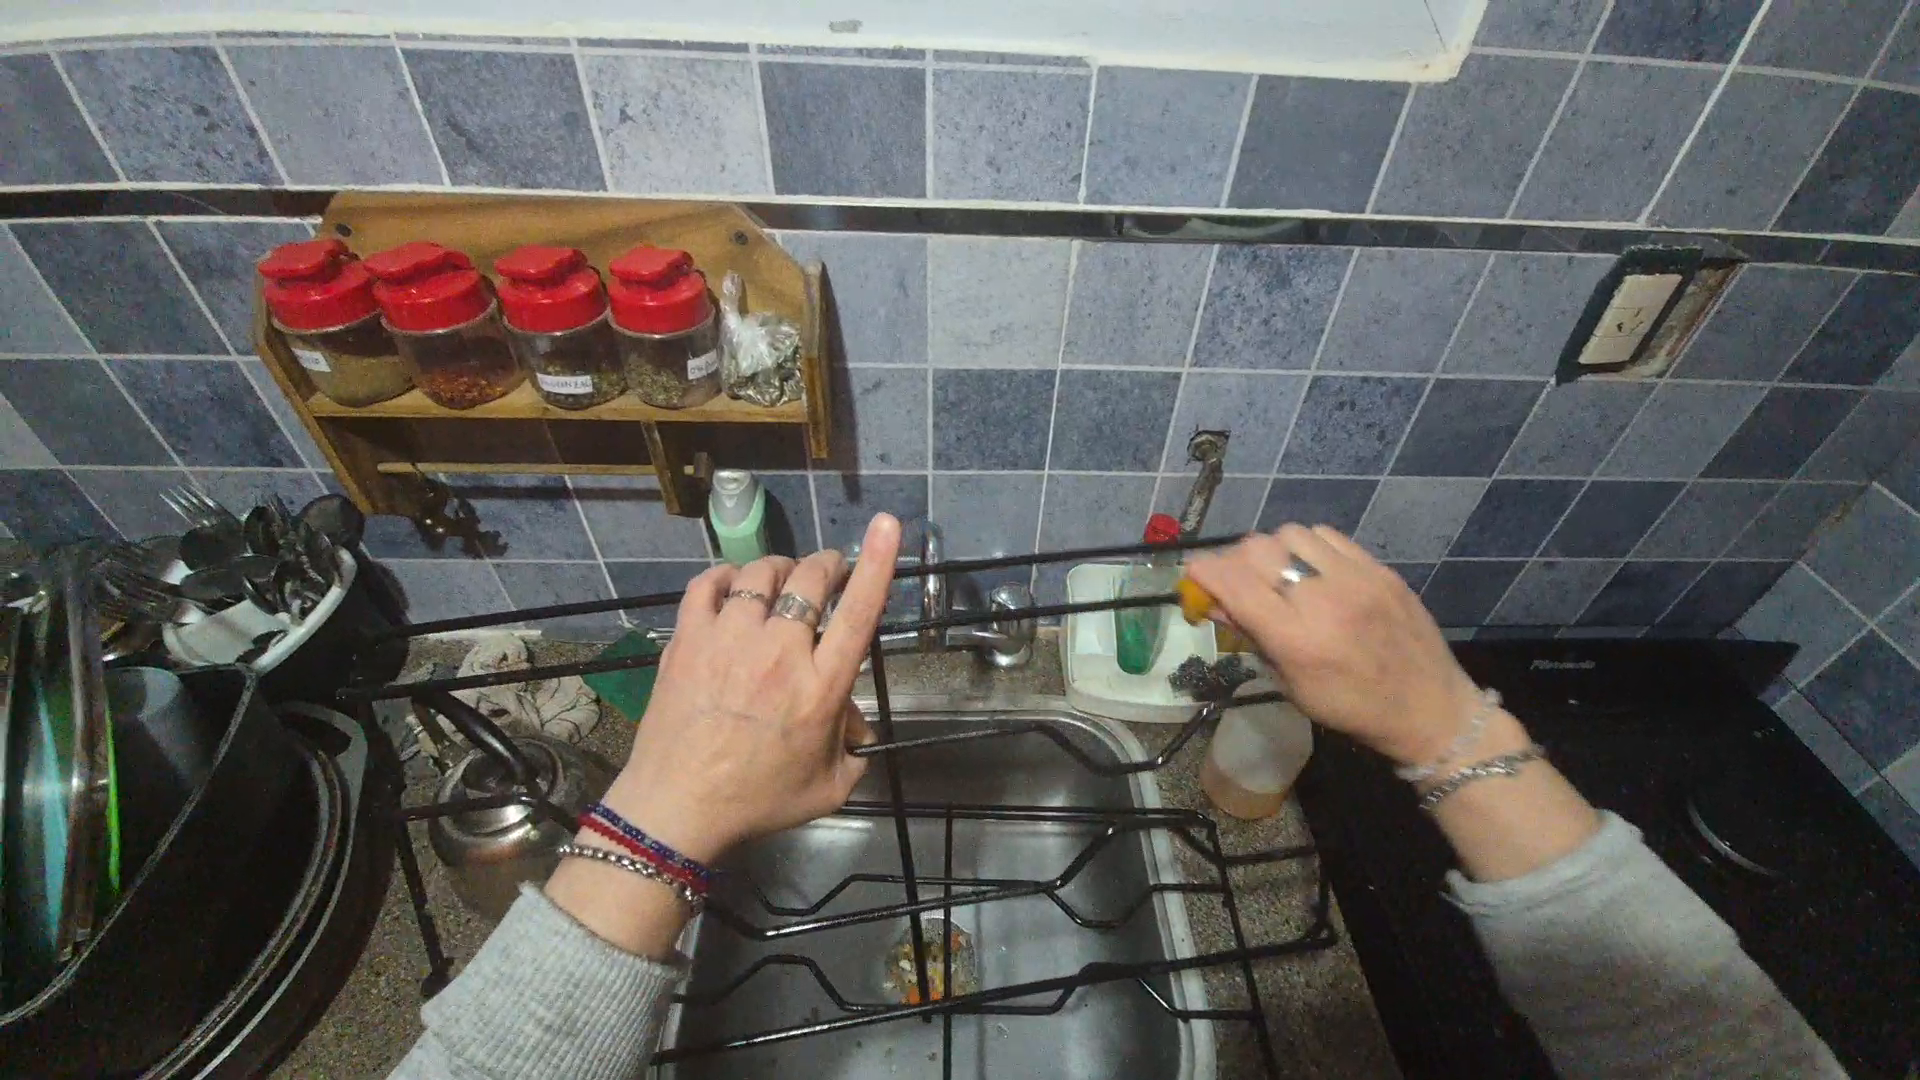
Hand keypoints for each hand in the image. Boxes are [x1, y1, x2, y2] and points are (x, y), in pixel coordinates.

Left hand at [600, 514, 901, 863]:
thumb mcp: (828, 786)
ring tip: (781, 580)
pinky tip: (731, 586)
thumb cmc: (758, 799)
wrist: (676, 809)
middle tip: (828, 570)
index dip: (876, 562)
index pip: (858, 613)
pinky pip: (707, 584)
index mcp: (820, 687)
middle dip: (826, 565)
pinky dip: (725, 576)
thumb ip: (855, 751)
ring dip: (779, 569)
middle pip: (809, 580)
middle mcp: (779, 653)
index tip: (885, 524)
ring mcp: (728, 641)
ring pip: (759, 574)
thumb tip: (856, 725)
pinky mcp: (687, 640)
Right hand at [1184, 524, 1480, 767]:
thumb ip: (1251, 636)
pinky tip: (1310, 568)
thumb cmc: (1349, 707)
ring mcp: (1356, 579)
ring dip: (1271, 551)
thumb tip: (1212, 602)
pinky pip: (1326, 536)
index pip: (1235, 585)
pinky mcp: (1379, 569)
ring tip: (1276, 573)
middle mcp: (1323, 600)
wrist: (1430, 709)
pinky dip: (1305, 546)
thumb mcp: (1289, 683)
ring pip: (1289, 534)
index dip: (1204, 572)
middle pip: (1257, 550)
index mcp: (1297, 640)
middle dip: (1234, 562)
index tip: (1193, 573)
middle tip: (1235, 580)